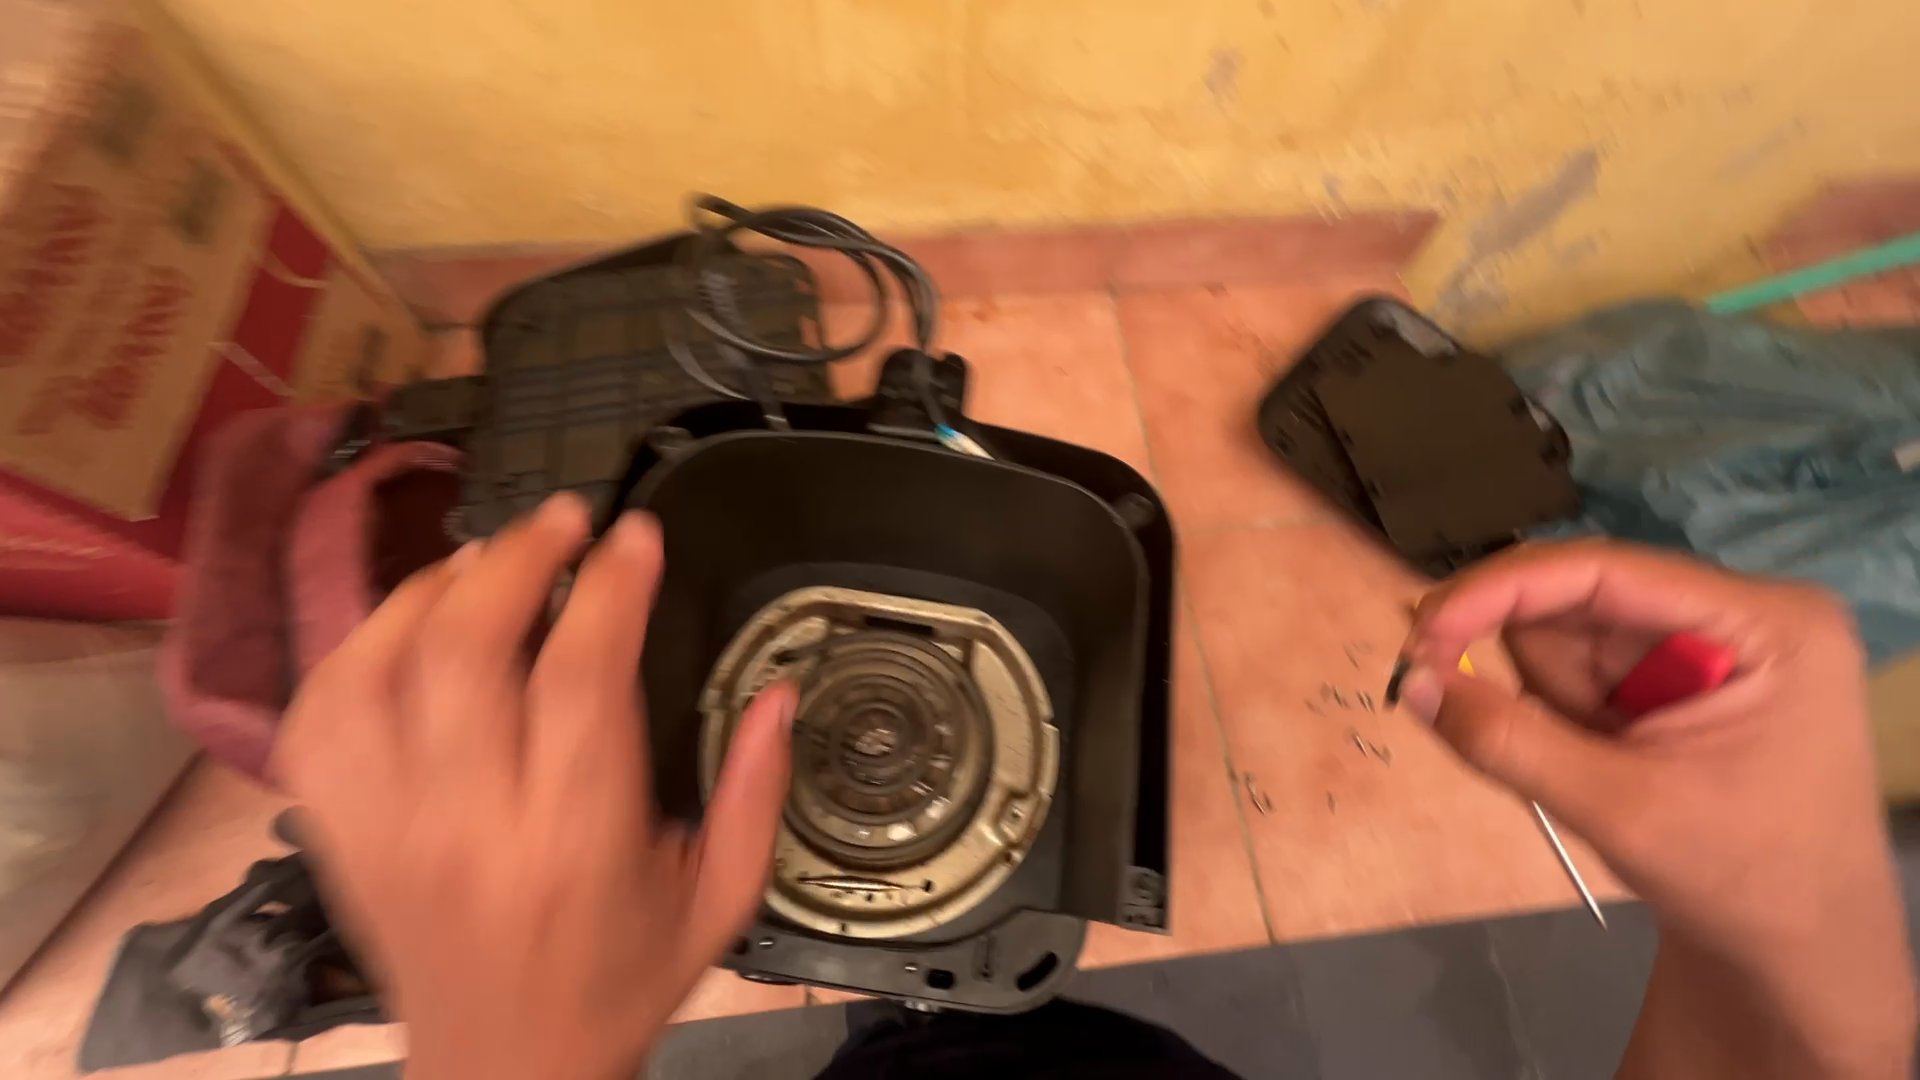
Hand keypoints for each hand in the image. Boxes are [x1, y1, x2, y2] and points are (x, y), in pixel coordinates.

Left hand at [275, 494, 796, 1079]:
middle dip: (518, 560)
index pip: (582, 678)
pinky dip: (359, 643)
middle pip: (464, 652)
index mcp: (577, 835)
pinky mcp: (341, 835)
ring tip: (492, 552)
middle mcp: (470, 823)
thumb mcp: (727, 892)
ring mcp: (386, 828)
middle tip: (565, 520)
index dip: (611, 589)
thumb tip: (778, 693)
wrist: (507, 1069)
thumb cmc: (628, 975)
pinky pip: (320, 716)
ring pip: (375, 670)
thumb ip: (758, 790)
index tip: (637, 536)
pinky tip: (413, 617)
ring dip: (435, 587)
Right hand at [1394, 540, 1914, 1078]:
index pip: (1595, 569)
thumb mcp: (1617, 810)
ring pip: (1543, 633)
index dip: (1494, 591)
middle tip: (1455, 703)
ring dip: (1528, 696)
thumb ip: (1506, 741)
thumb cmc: (1740, 879)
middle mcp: (1717, 612)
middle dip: (1512, 661)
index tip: (1420, 636)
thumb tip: (1407, 681)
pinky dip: (1535, 710)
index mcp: (1756, 623)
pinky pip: (1549, 665)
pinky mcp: (1646, 672)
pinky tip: (1582, 757)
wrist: (1789, 949)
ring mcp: (1681, 641)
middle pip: (1560, 598)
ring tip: (1579, 766)